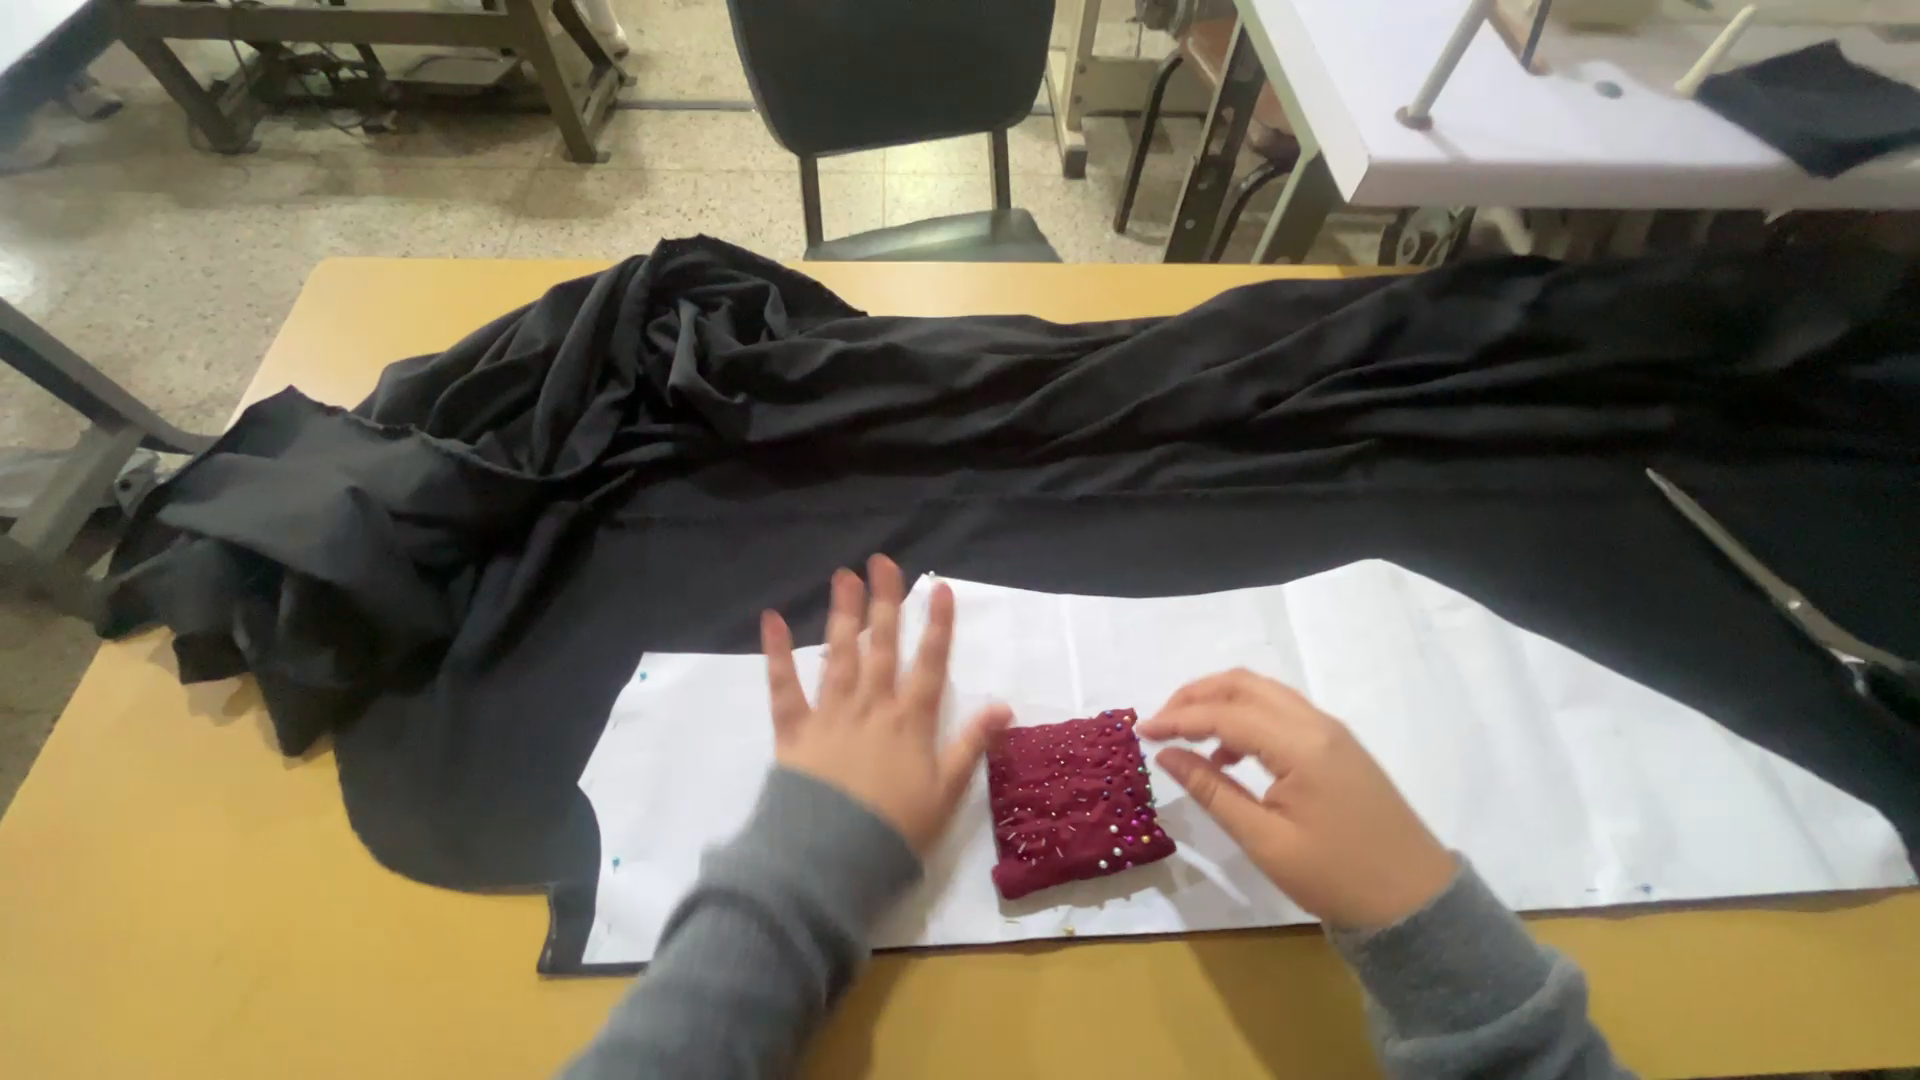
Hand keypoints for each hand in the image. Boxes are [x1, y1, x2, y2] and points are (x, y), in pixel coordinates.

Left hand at [761, 555, 1012, 854]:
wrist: (831, 861)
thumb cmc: (895, 830)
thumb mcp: (946, 793)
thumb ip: (972, 746)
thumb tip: (1004, 707)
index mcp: (910, 721)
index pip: (929, 664)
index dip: (937, 625)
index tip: (939, 587)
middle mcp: (872, 706)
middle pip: (882, 646)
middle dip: (886, 603)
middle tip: (883, 562)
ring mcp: (831, 714)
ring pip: (840, 655)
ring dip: (843, 614)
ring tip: (843, 576)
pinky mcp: (794, 730)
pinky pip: (783, 687)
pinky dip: (777, 653)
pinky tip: (773, 620)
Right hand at [1140, 669, 1455, 930]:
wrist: (1416, 905)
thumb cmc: (1336, 877)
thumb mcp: (1264, 840)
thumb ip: (1212, 790)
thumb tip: (1166, 754)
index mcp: (1301, 745)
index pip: (1225, 713)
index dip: (1178, 718)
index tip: (1141, 732)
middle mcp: (1317, 724)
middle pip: (1244, 684)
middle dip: (1195, 694)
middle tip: (1161, 722)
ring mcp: (1330, 731)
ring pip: (1263, 692)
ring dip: (1220, 702)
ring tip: (1187, 737)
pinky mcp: (1336, 745)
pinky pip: (1280, 712)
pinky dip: (1245, 718)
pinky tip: (1228, 756)